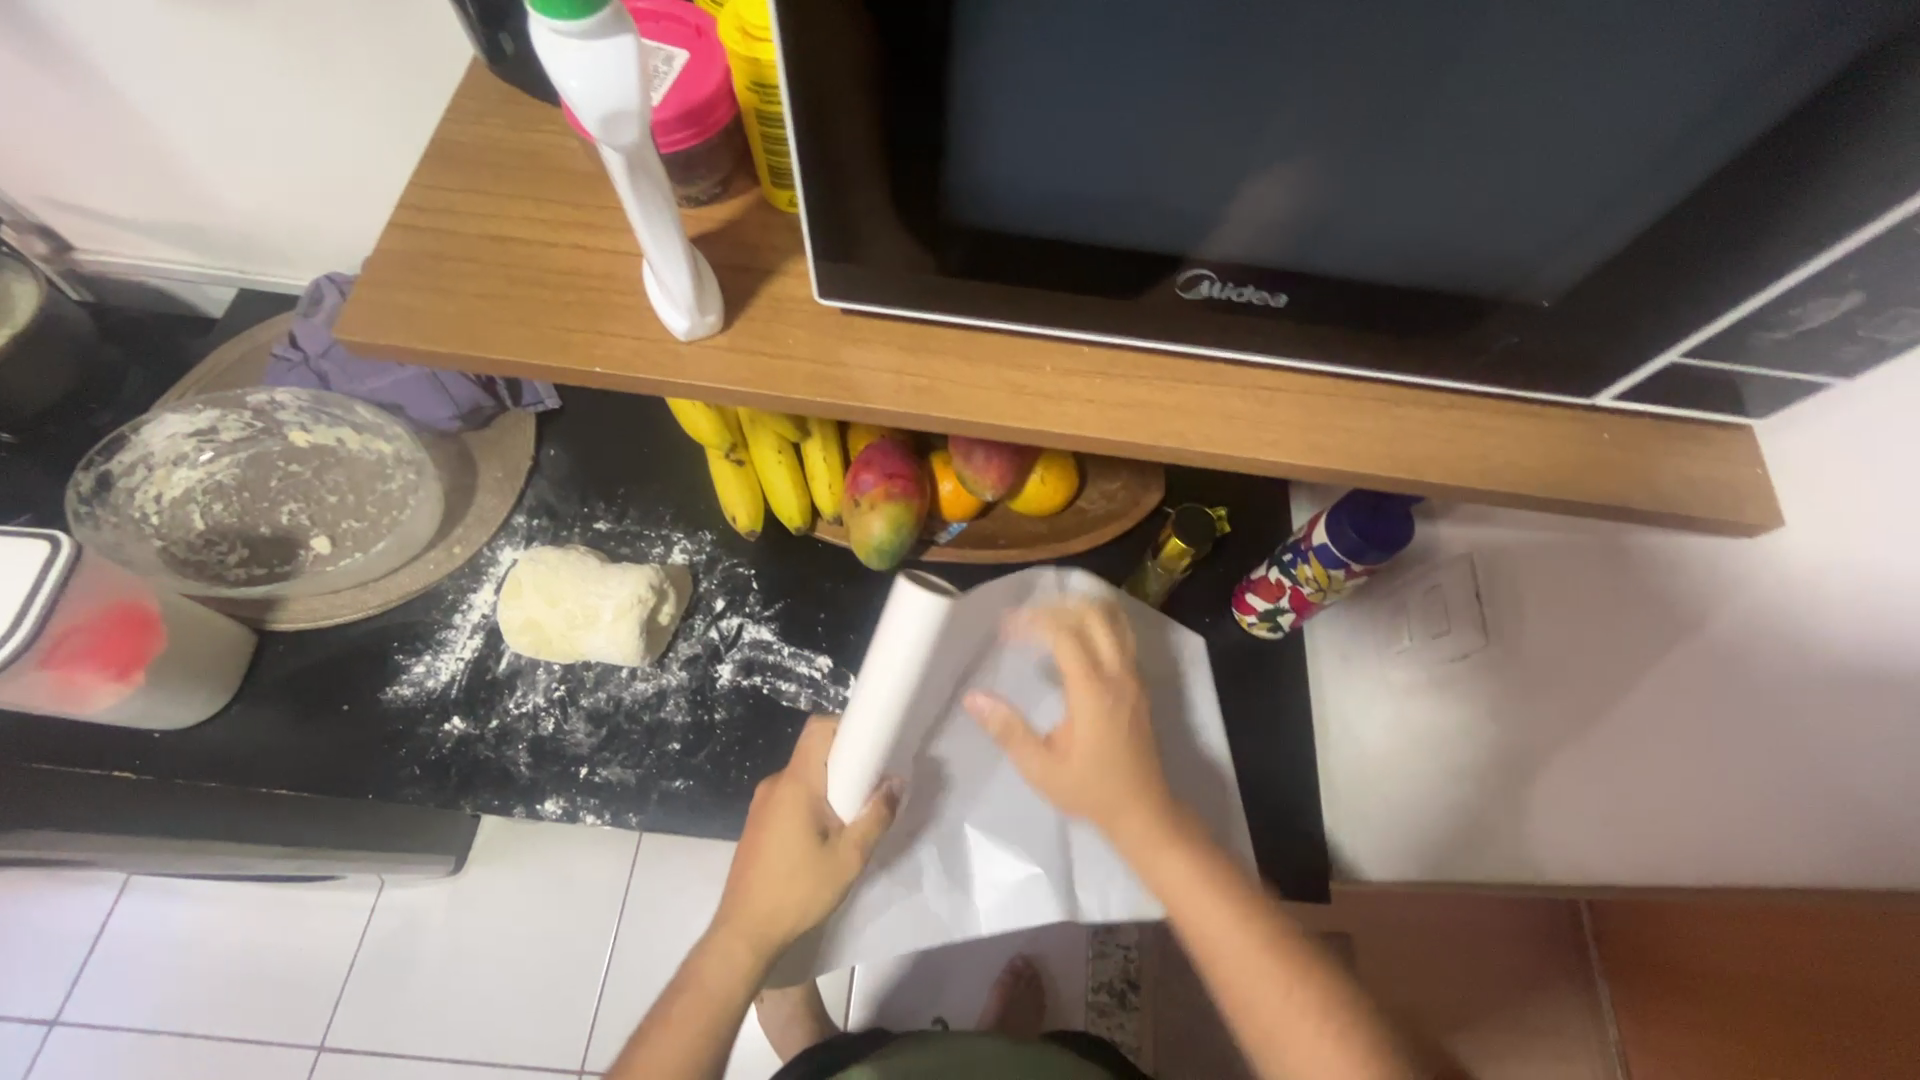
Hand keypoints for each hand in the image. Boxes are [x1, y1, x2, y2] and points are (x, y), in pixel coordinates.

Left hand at [711, 715, 900, 964]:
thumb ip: (875, 816)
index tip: (874, 747)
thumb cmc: (798, 891)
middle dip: (846, 765)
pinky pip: (792, 798)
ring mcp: (762, 804)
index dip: (846, 727)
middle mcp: (775, 784)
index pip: (818, 729)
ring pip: (805, 778)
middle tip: (873, 789)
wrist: (744, 933)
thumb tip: (896, 782)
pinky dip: (814, 805)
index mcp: (795, 782)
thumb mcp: (849, 858)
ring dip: (831, 789)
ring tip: (854, 819)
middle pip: (814, 754)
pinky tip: (827, 837)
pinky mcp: (758, 824)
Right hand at [964, 600, 1178, 844]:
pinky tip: (1073, 639)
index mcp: (1093, 691)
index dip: (1032, 622)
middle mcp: (1118, 675)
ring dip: (1080, 610)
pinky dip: (1096, 624)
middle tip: (1026, 618)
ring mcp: (1133, 676)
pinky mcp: (1139, 683)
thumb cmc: (1090, 790)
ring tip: (1048, 618)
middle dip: (1056, 607)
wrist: (1143, 810)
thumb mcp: (1041, 768)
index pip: (1065, 634)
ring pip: (1114, 619)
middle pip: (1093, 614)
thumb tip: (972, 698)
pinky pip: (1121, 635)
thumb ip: (1008, 730)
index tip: (1005, 629)